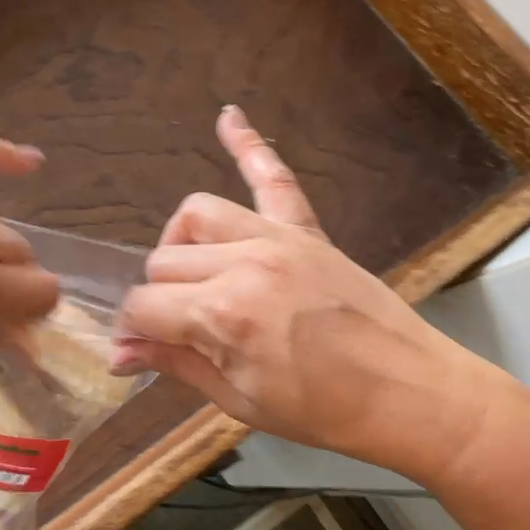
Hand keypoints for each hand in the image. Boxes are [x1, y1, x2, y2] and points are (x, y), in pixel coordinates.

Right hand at [116, 107, 507, 480]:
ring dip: (180, 242)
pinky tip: (228, 116)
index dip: (133, 330)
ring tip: (193, 273)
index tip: (138, 348)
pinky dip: (249, 146)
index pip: (144, 304)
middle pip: (163, 261)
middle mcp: (243, 264)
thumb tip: (116, 354)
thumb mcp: (237, 400)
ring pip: (197, 215)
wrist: (412, 397)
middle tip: (178, 331)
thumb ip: (173, 364)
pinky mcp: (307, 231)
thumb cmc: (323, 413)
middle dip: (159, 297)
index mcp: (223, 316)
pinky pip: (273, 178)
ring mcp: (278, 239)